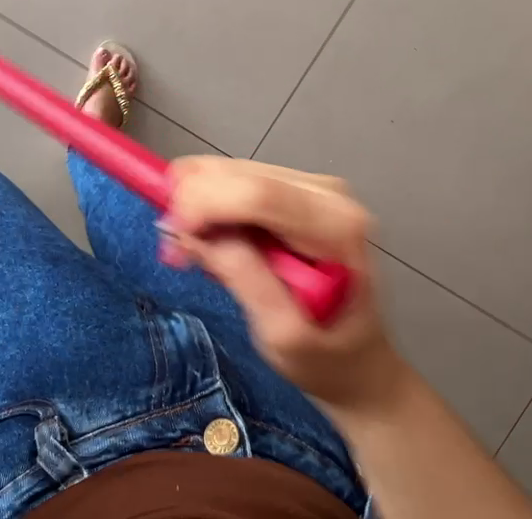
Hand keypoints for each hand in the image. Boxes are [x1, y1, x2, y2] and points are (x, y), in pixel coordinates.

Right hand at [162, 157, 405, 411]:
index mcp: (335, 227)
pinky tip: (217, 239)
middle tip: (177, 251)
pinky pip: (236, 179)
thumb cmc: (326, 359)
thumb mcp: (283, 337)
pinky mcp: (295, 187)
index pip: (258, 193)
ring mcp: (312, 186)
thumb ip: (245, 280)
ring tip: (198, 252)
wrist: (358, 360)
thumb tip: (197, 234)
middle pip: (239, 174)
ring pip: (231, 171)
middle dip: (195, 204)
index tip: (173, 236)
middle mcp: (327, 193)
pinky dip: (212, 205)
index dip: (205, 203)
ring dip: (200, 206)